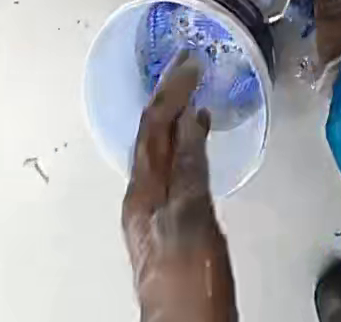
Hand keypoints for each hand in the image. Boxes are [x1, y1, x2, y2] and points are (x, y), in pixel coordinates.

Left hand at [122, 55, 236, 321]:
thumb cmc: (191, 277)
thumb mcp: (192, 220)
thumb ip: (189, 167)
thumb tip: (190, 116)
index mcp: (143, 192)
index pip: (152, 127)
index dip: (170, 92)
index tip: (189, 63)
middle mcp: (143, 193)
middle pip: (151, 133)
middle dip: (168, 94)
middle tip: (190, 63)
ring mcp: (155, 206)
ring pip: (161, 144)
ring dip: (175, 111)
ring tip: (192, 85)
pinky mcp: (172, 215)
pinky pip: (174, 160)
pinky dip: (185, 135)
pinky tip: (198, 132)